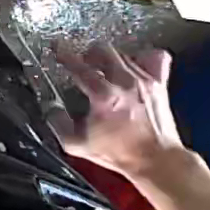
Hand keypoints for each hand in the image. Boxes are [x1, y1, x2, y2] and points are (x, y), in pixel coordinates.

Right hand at [49, 44, 185, 178]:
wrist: (156, 161)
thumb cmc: (122, 154)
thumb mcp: (79, 145)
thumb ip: (59, 124)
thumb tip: (51, 108)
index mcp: (104, 96)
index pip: (78, 66)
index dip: (63, 54)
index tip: (57, 49)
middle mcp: (125, 82)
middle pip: (102, 50)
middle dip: (88, 53)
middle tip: (83, 62)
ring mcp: (144, 80)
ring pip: (122, 52)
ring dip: (109, 58)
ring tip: (104, 67)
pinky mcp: (159, 83)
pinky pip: (154, 56)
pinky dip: (142, 57)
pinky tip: (134, 66)